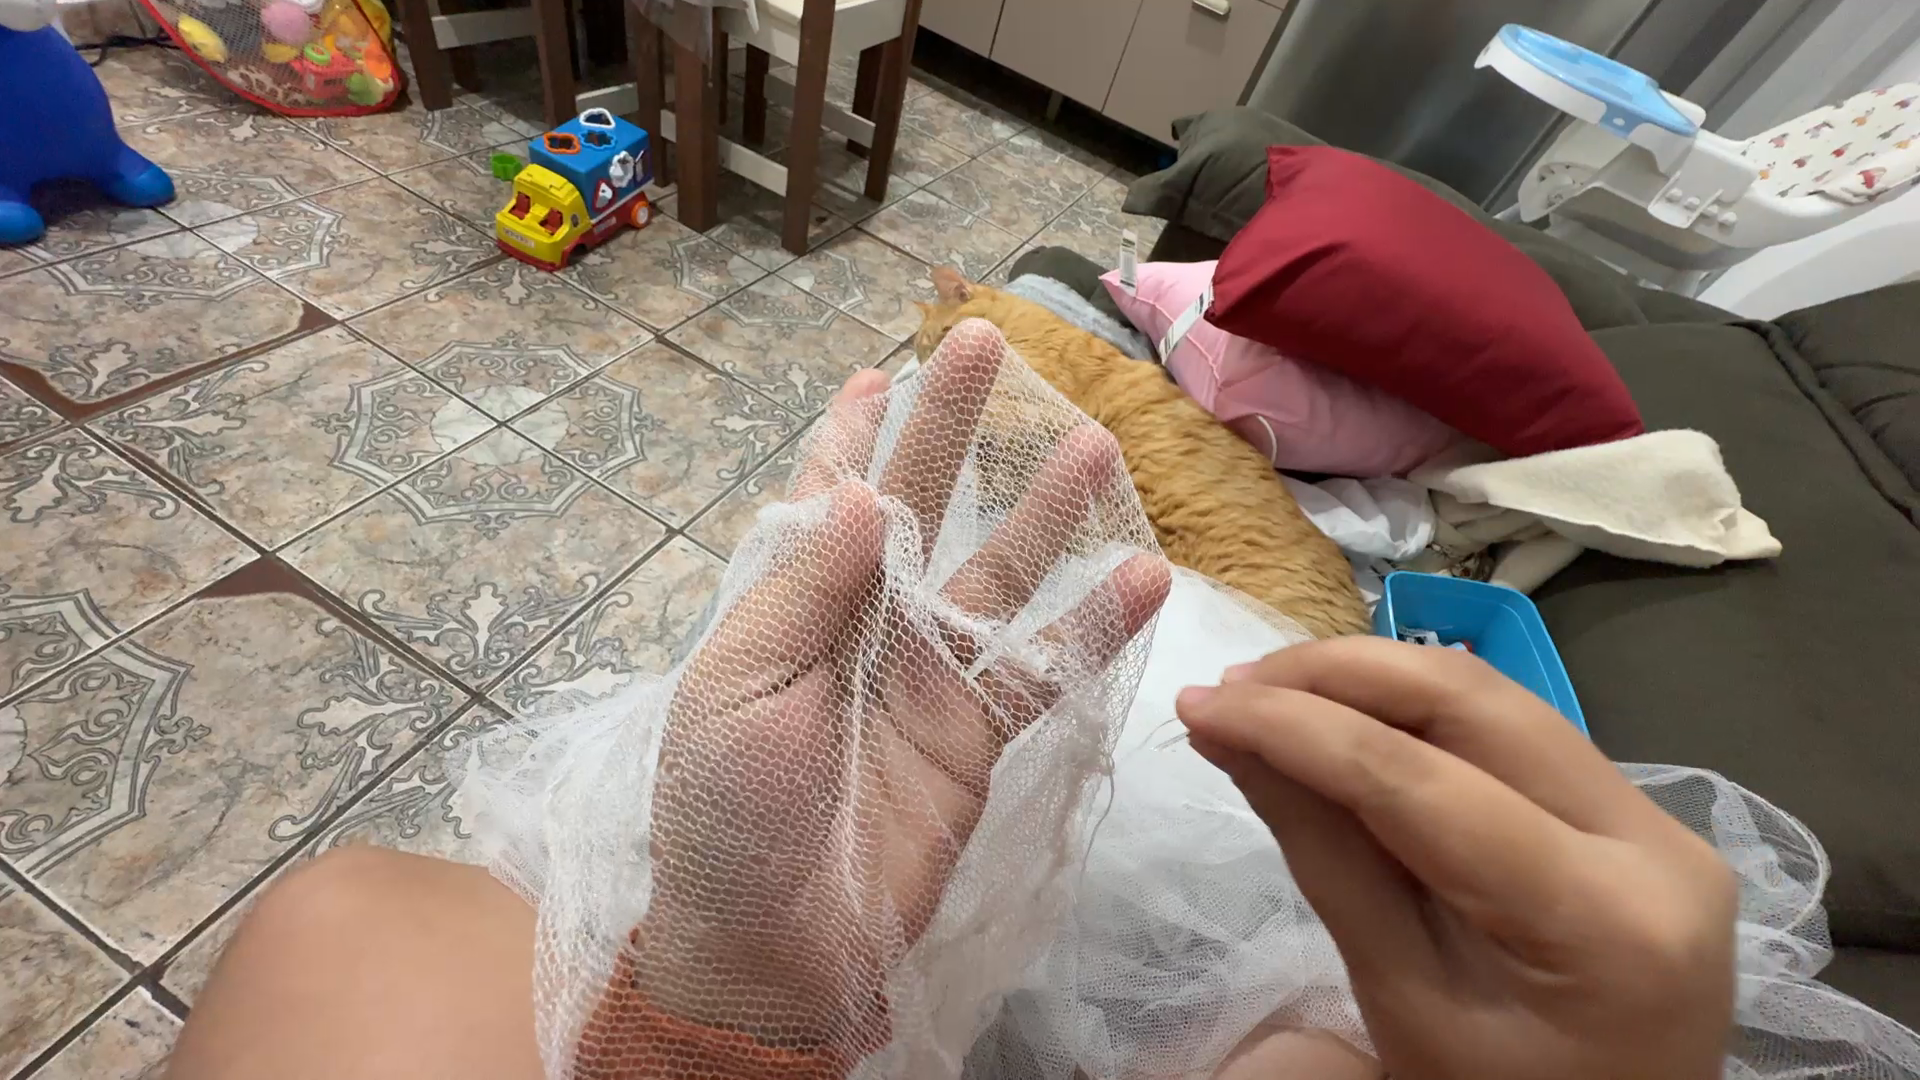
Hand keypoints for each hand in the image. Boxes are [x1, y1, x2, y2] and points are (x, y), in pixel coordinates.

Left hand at [585, 353, 1169, 1074]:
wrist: (778, 942)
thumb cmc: (732, 809)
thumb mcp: (743, 685)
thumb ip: (808, 587)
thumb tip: (861, 490)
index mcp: (800, 602)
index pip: (829, 495)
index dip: (853, 432)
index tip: (881, 372)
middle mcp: (871, 621)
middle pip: (922, 505)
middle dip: (951, 427)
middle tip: (988, 348)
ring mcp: (932, 673)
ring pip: (999, 574)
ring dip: (1044, 512)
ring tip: (1093, 445)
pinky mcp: (981, 731)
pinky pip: (1045, 668)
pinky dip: (1093, 626)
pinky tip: (1141, 574)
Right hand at [1175, 638, 1736, 1079]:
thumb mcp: (1391, 987)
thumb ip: (1313, 843)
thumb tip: (1222, 732)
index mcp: (1601, 919)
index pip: (1413, 780)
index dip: (1290, 727)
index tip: (1199, 706)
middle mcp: (1650, 838)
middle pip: (1460, 698)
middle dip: (1326, 673)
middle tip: (1231, 686)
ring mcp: (1644, 809)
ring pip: (1474, 688)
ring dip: (1355, 675)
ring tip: (1262, 690)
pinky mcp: (1615, 797)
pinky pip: (1487, 716)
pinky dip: (1391, 699)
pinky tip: (1328, 708)